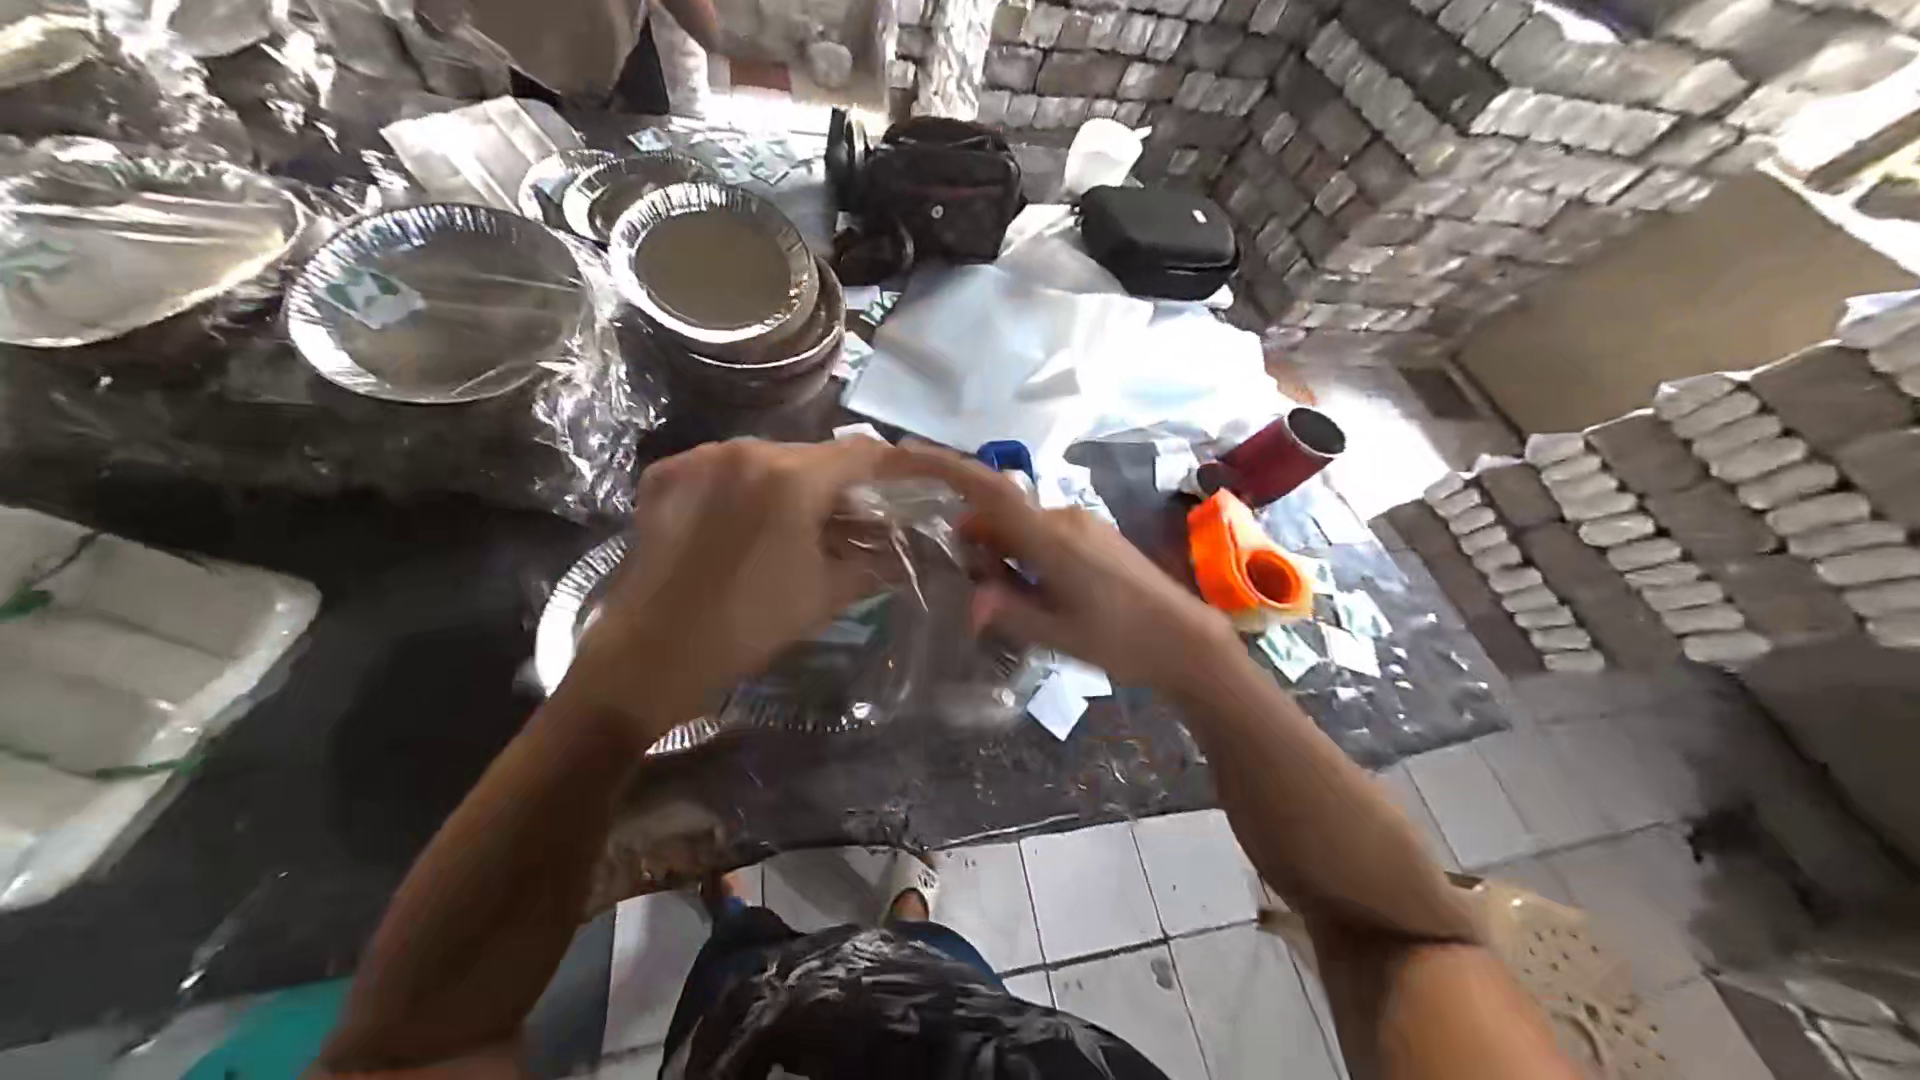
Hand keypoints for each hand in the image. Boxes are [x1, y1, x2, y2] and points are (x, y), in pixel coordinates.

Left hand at [559, 438, 894, 743]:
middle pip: (817, 455)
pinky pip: (728, 468)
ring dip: (798, 484)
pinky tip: (751, 523)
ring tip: (803, 525)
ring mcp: (701, 457)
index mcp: (791, 478)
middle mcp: (746, 450)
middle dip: (846, 484)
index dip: (903, 464)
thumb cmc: (749, 626)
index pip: (865, 454)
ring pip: (772, 458)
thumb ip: (875, 561)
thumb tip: (906, 551)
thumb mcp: (826, 595)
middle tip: (860, 518)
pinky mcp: (668, 473)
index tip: (925, 477)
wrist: (650, 655)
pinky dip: (752, 488)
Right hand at [891, 444, 1238, 690]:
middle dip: (976, 539)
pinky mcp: (1096, 533)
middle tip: (975, 586)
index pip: (990, 492)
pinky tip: (1036, 588)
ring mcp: (1083, 522)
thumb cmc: (1122, 641)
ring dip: (1002, 549)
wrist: (1187, 640)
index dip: (947, 468)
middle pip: (1000, 512)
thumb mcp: (1057, 635)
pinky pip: (1045, 530)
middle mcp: (1064, 518)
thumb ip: (1008, 611)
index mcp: (1051, 538)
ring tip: (1009, 597)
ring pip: (1022, 523)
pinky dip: (1025, 550)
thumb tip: (970, 600)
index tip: (909, 453)